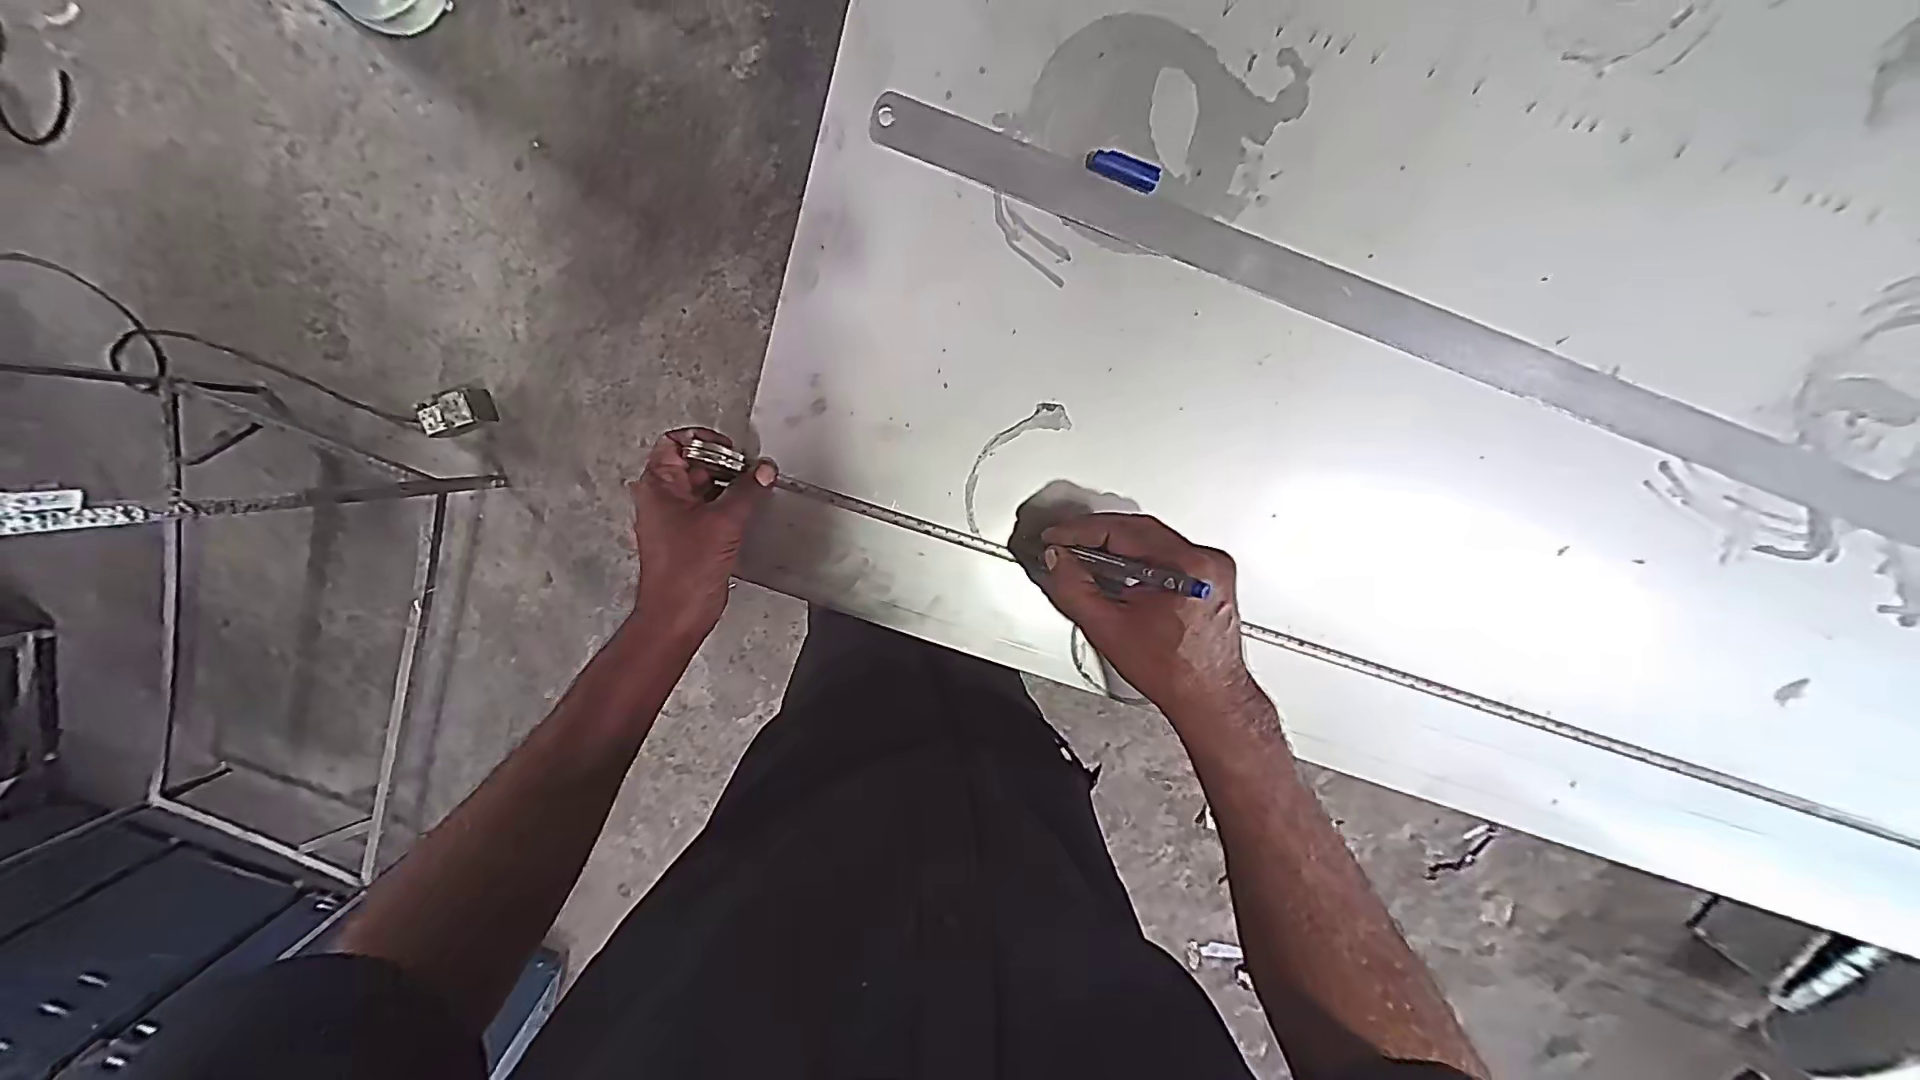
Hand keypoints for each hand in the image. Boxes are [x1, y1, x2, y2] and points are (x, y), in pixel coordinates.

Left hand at [629, 428, 775, 645]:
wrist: (679, 611)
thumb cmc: (684, 570)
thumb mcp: (724, 521)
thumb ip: (747, 490)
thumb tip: (762, 470)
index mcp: (658, 486)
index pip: (675, 443)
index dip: (703, 439)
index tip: (730, 447)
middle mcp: (663, 499)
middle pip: (693, 463)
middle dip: (723, 462)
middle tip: (749, 469)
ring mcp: (677, 518)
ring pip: (704, 487)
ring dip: (729, 485)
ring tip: (753, 488)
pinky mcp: (692, 536)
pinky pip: (711, 509)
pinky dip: (729, 505)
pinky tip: (748, 509)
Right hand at [1036, 514, 1260, 720]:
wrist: (1208, 698)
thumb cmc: (1173, 673)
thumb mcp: (1107, 628)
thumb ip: (1073, 588)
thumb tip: (1057, 560)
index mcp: (1187, 566)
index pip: (1123, 530)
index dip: (1081, 531)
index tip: (1056, 536)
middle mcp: (1205, 561)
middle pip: (1138, 530)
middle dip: (1096, 535)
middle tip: (1063, 543)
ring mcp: (1211, 568)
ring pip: (1151, 541)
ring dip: (1114, 546)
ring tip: (1083, 558)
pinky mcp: (1209, 578)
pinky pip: (1165, 554)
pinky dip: (1135, 558)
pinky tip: (1114, 571)